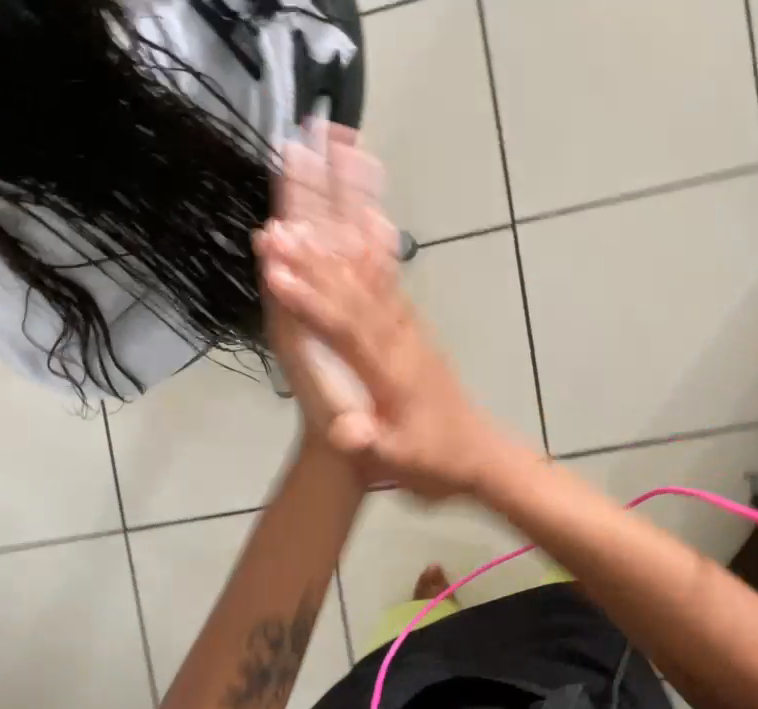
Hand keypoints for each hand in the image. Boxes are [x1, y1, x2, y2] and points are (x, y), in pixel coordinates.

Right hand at [255, 136, 526, 500]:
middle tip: (278, 214)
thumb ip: (374, 446)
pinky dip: (373, 243)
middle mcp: (400, 339)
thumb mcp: (404, 465)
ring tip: (326, 194)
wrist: (483, 458)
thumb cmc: (437, 465)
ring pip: (373, 272)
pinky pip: (390, 278)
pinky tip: (363, 212)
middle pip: (354, 287)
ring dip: (345, 230)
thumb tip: (344, 432)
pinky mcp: (413, 327)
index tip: (274, 266)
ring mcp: (409, 329)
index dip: (311, 298)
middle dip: (315, 253)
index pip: (346, 328)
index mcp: (392, 372)